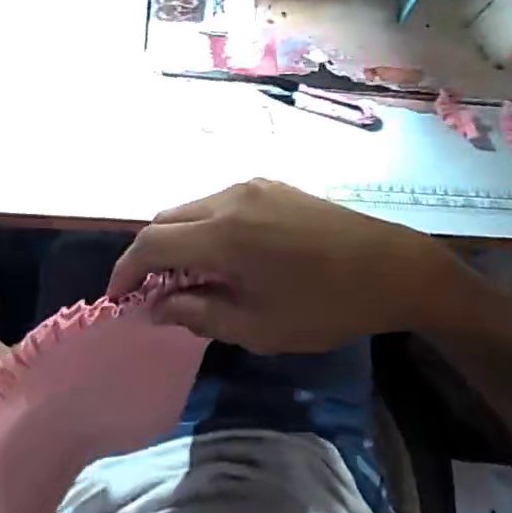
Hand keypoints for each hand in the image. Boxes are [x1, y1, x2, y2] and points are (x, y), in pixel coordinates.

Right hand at [108, 179, 474, 352]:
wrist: (391, 267)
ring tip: (194, 279)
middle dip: (152, 254)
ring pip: (196, 207)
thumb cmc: (326, 306)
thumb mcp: (258, 326)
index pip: (152, 242)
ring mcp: (257, 186)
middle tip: (157, 295)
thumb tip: (158, 304)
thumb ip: (199, 312)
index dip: (126, 271)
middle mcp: (233, 197)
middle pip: (169, 218)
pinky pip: (224, 202)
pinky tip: (227, 257)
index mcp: (225, 232)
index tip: (120, 300)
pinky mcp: (276, 186)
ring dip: (182, 239)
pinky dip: (209, 227)